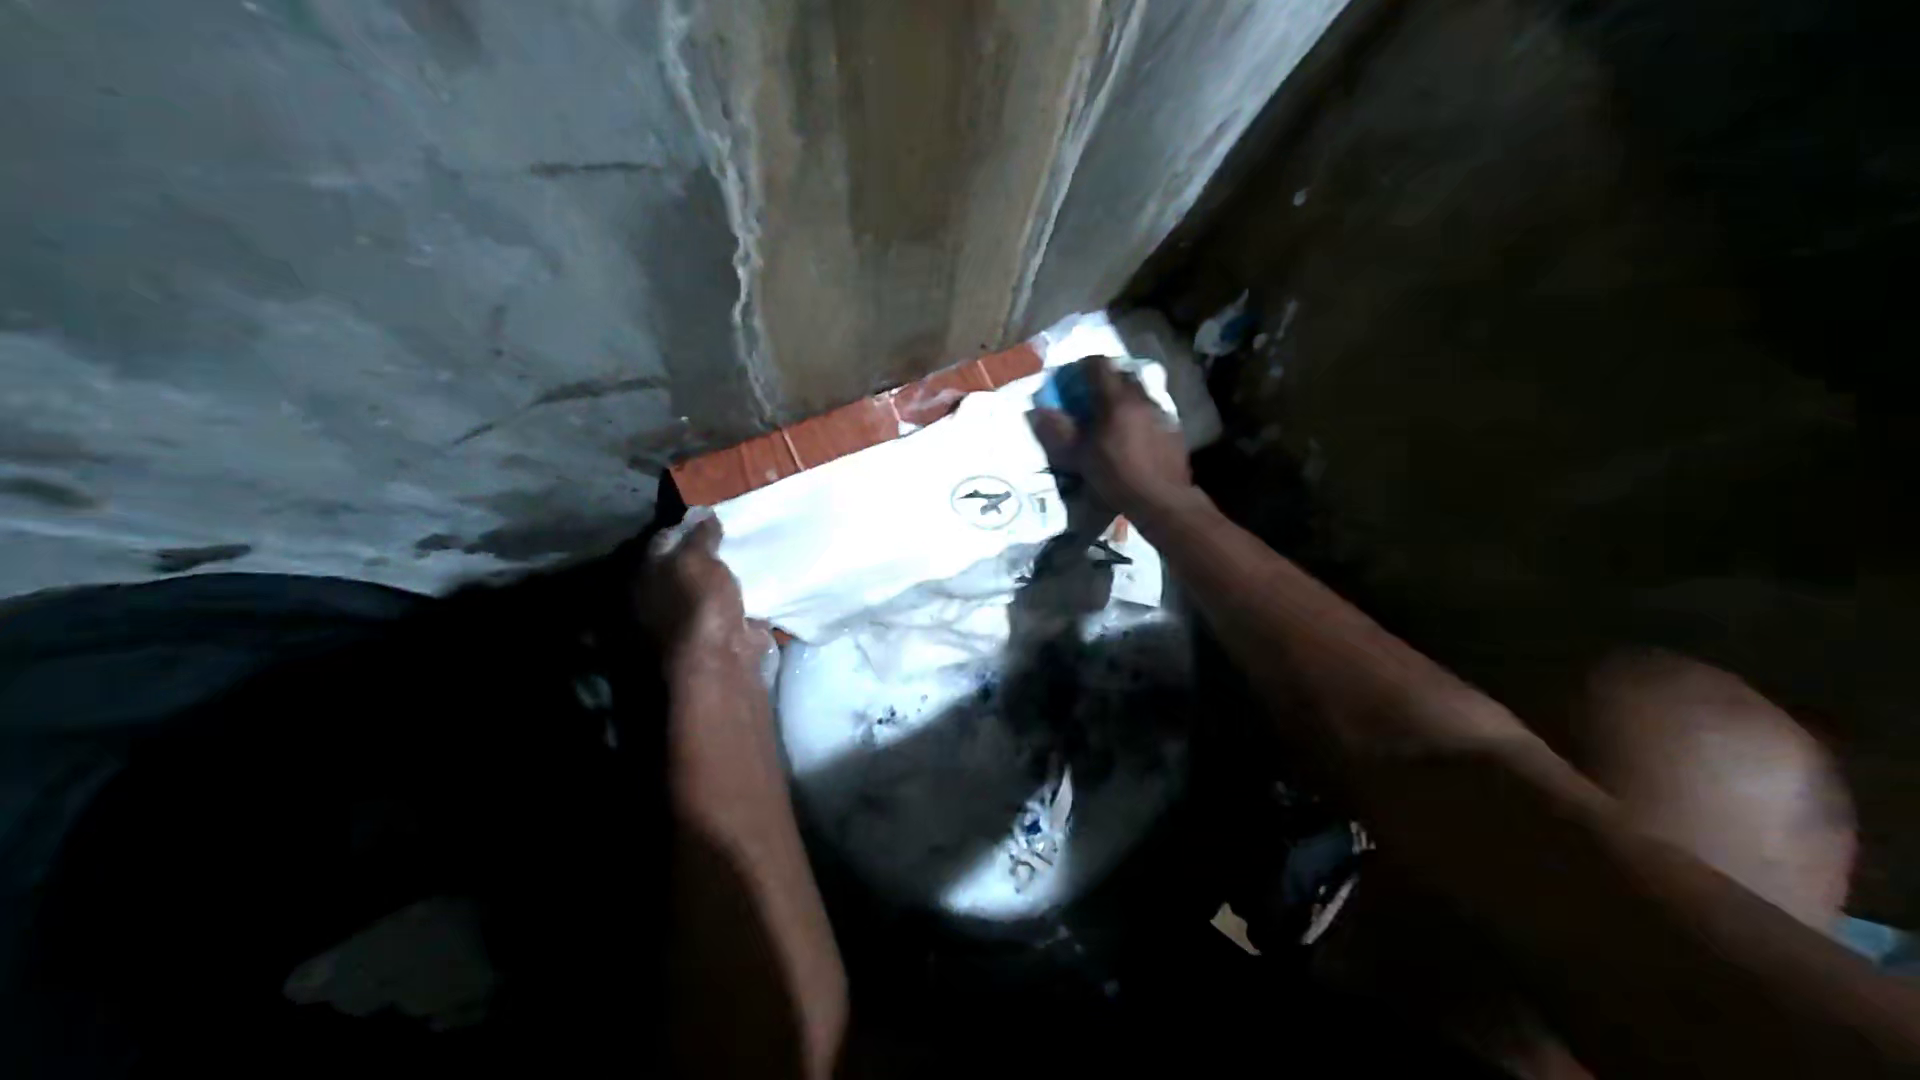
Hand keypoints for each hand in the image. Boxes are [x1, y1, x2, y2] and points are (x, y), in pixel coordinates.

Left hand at [634, 508, 770, 670]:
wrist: (722, 660)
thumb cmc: (699, 604)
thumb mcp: (696, 558)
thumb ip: (699, 535)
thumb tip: (703, 514)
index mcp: (644, 580)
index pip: (662, 542)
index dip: (687, 527)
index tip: (713, 517)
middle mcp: (660, 599)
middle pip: (685, 564)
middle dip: (708, 550)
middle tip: (735, 532)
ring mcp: (689, 619)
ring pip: (708, 585)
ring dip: (726, 573)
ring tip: (750, 550)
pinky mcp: (718, 633)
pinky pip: (730, 604)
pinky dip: (742, 594)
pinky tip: (759, 578)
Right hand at [1028, 355, 1196, 519]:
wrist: (1161, 500)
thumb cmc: (1115, 477)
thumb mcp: (1078, 457)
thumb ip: (1058, 431)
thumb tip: (1038, 411)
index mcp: (1115, 400)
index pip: (1098, 365)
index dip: (1083, 365)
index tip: (1072, 376)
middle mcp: (1141, 398)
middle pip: (1123, 374)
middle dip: (1106, 379)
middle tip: (1091, 396)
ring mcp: (1162, 412)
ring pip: (1140, 393)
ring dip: (1125, 398)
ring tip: (1113, 418)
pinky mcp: (1174, 429)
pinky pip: (1154, 412)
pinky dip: (1141, 416)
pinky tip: (1135, 437)